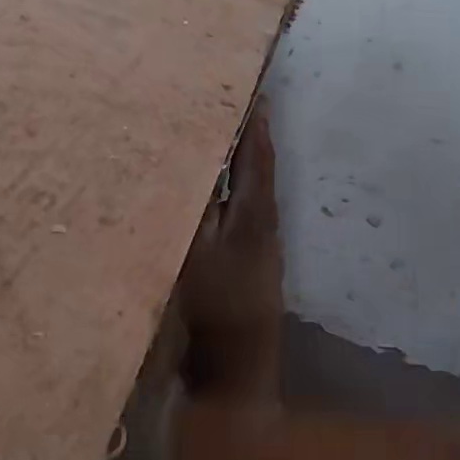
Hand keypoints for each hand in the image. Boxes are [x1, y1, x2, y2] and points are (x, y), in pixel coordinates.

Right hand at [175, 101, 282, 401]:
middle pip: (259, 171)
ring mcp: (259, 247)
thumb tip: (195, 165)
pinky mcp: (247, 264)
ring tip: (220, 137)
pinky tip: (211, 192)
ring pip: (250, 192)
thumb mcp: (195, 253)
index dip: (257, 124)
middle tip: (232, 106)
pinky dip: (230, 192)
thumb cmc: (215, 308)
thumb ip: (195, 208)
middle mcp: (264, 225)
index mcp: (257, 216)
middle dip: (249, 137)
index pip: (259, 158)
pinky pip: (240, 213)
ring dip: (240, 163)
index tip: (253, 90)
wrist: (235, 369)